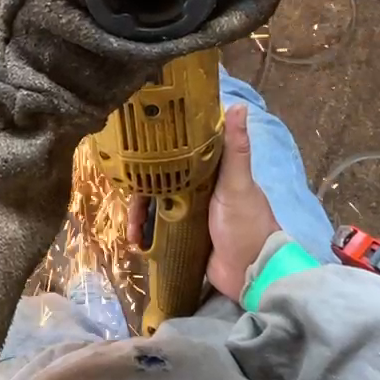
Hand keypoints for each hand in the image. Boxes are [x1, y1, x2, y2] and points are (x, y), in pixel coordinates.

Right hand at [123, 102, 280, 300]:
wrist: (252, 274)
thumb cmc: (246, 223)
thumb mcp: (237, 183)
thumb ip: (236, 147)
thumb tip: (238, 105)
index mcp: (209, 172)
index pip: (175, 154)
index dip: (154, 152)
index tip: (131, 150)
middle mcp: (197, 189)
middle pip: (158, 181)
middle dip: (139, 190)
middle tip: (127, 199)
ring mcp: (189, 214)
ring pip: (154, 206)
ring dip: (139, 216)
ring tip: (133, 230)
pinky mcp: (183, 236)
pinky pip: (157, 230)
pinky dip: (145, 234)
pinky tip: (136, 242)